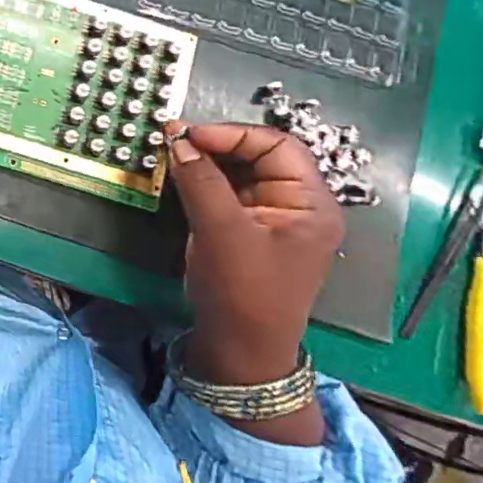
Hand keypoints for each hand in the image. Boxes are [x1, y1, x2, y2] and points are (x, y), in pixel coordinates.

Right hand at [167, 121, 343, 442]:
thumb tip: (177, 141)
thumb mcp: (221, 232)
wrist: (239, 347)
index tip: (186, 135)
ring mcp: (270, 219)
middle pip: (259, 157)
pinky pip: (226, 195)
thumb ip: (200, 182)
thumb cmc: (241, 290)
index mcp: (310, 203)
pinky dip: (203, 183)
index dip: (231, 135)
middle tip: (174, 142)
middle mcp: (296, 205)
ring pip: (239, 175)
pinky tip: (180, 178)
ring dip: (206, 163)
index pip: (276, 147)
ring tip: (172, 156)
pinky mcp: (246, 231)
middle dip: (217, 146)